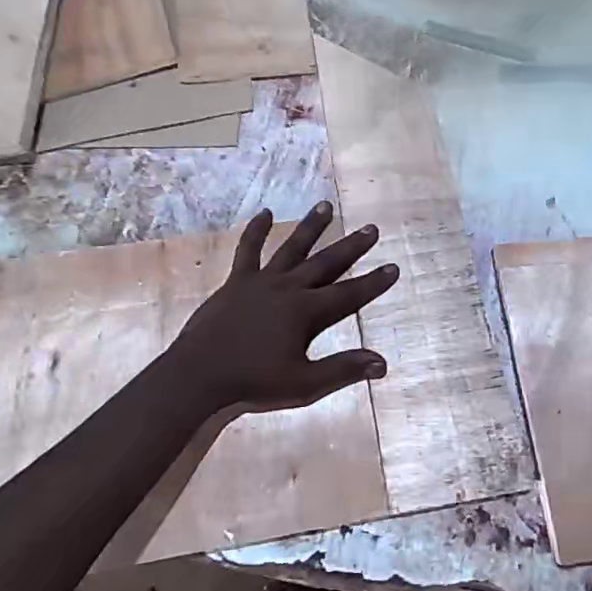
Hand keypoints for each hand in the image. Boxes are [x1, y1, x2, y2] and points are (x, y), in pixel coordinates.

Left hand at [169, 202, 398, 412]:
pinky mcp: (236, 282)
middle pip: (325, 263)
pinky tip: (265, 214)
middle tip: (371, 229)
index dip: (373, 283)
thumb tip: (382, 363)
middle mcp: (287, 289)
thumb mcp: (304, 384)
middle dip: (351, 247)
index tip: (393, 267)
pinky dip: (256, 231)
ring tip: (326, 206)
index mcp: (305, 312)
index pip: (348, 294)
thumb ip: (343, 370)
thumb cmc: (254, 383)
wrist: (199, 375)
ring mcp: (260, 282)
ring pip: (292, 249)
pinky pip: (248, 251)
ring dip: (310, 228)